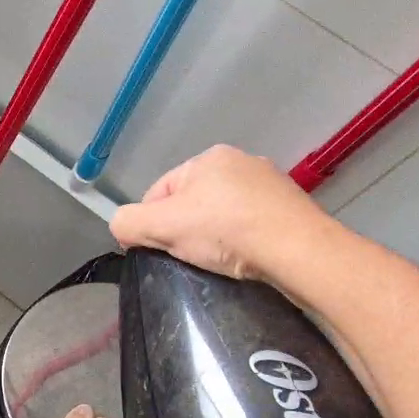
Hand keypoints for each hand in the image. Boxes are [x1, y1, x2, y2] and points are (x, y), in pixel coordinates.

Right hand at [108, 145, 336, 285]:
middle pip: (190, 202)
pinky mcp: (289, 206)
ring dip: (212, 234)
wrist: (296, 249)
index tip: (155, 250)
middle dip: (183, 229)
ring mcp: (269, 182)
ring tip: (216, 259)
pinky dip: (240, 239)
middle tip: (185, 256)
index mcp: (207, 158)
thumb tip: (122, 227)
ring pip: (220, 213)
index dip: (149, 224)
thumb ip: (127, 222)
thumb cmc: (224, 231)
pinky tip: (241, 256)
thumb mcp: (160, 227)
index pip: (158, 193)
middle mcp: (240, 161)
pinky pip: (249, 223)